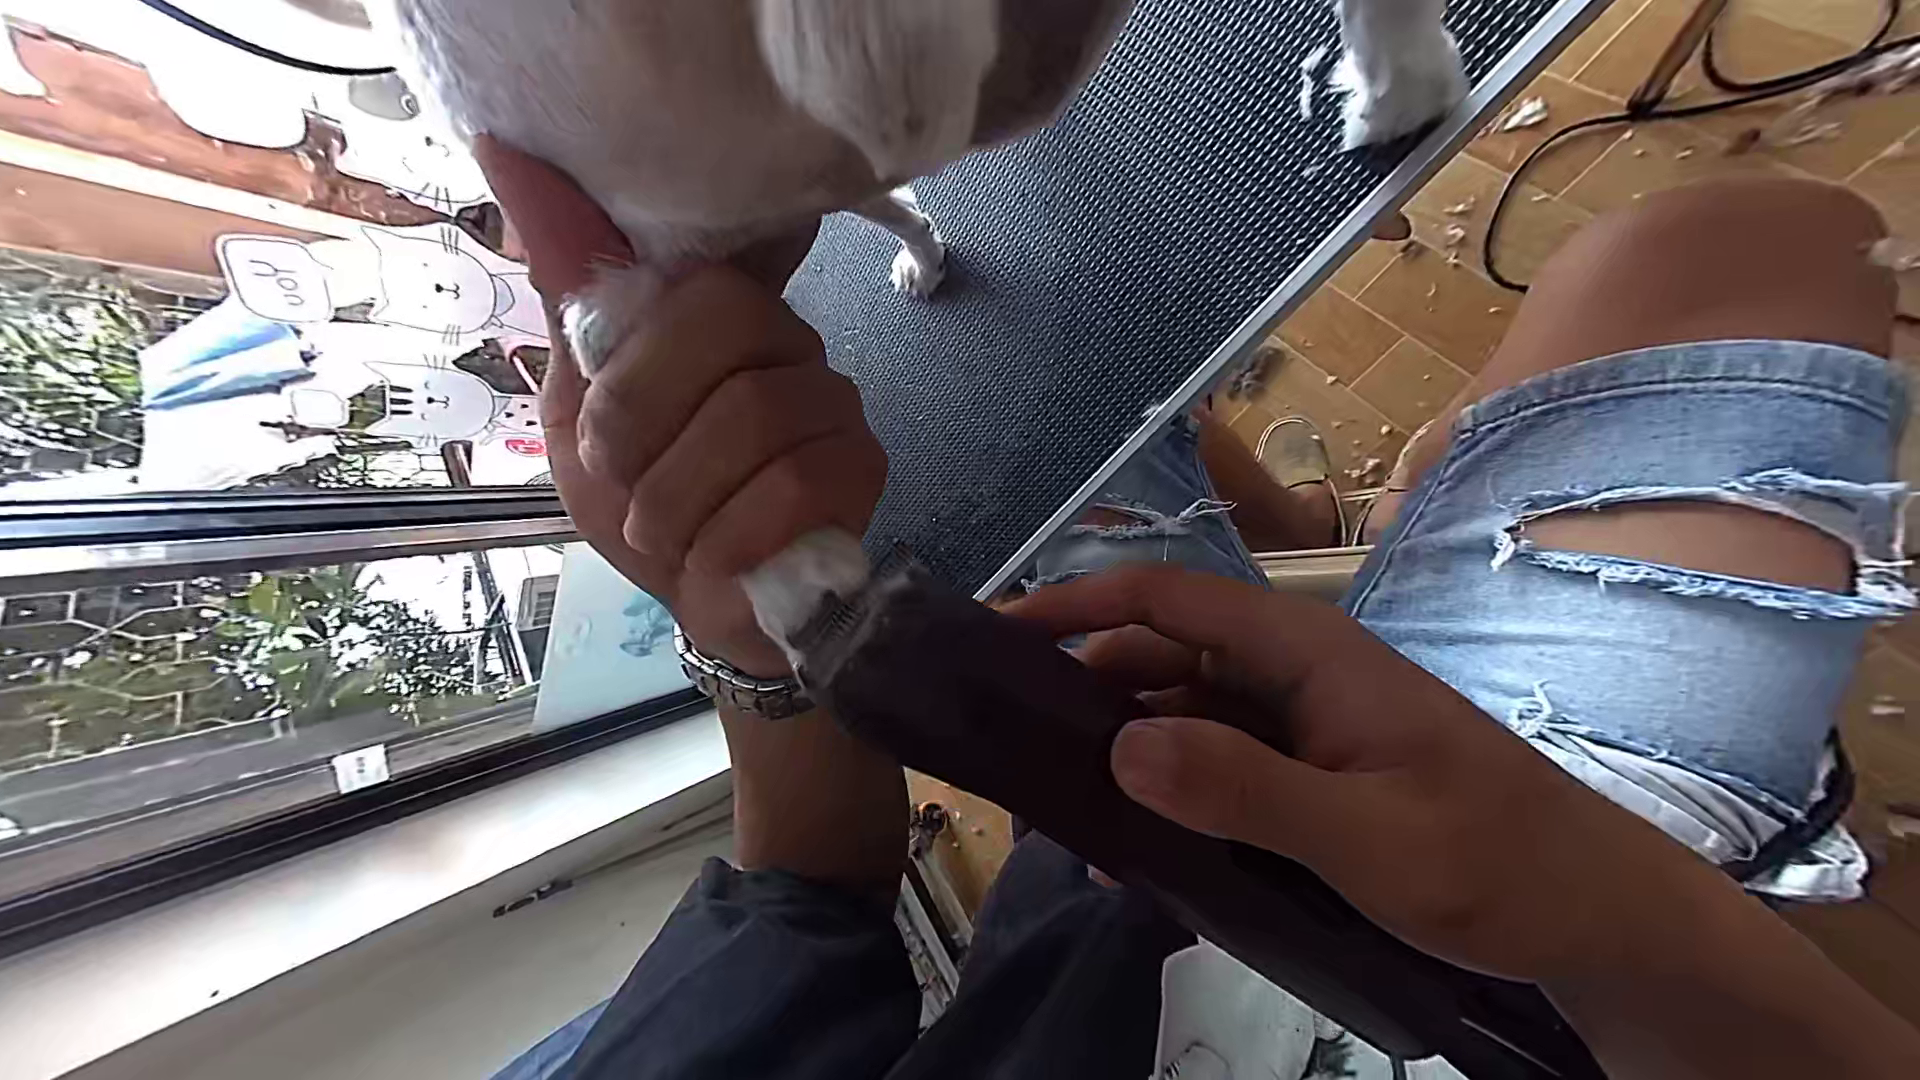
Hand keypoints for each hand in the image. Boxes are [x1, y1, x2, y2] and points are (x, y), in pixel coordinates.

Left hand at [475, 139, 885, 676]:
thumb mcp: (582, 417)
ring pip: (755, 412)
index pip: (698, 277)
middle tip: (622, 486)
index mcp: (727, 325)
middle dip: (642, 421)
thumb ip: (574, 313)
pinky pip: (794, 483)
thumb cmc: (649, 511)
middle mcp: (794, 347)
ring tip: (665, 535)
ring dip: (679, 494)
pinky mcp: (863, 467)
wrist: (714, 604)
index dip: (636, 361)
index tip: (607, 441)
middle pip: (726, 325)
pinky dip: (731, 533)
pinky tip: (717, 560)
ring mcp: (837, 405)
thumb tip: (513, 162)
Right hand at [1005, 564, 1734, 983]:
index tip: (1003, 629)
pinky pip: (1195, 758)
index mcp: (1294, 646)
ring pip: (1165, 710)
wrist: (1602, 926)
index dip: (1075, 603)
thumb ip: (1246, 789)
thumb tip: (1122, 751)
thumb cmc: (1504, 866)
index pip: (1160, 597)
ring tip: (1062, 815)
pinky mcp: (1282, 759)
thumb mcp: (1374, 838)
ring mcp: (1278, 714)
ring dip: (1112, 752)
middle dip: (1080, 693)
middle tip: (1020, 748)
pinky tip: (1128, 848)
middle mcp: (1275, 665)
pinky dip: (1153, 789)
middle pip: (1150, 653)